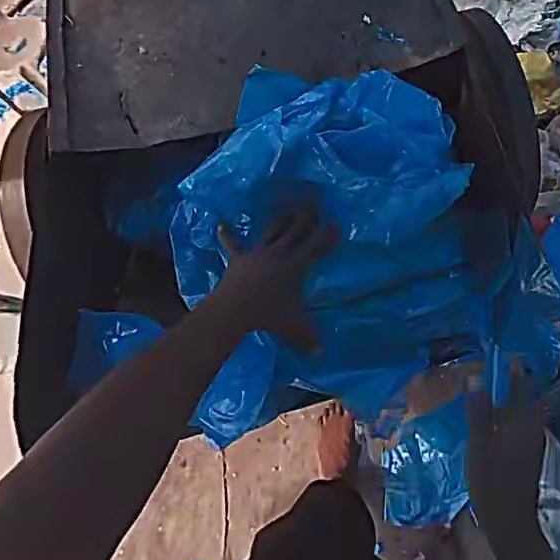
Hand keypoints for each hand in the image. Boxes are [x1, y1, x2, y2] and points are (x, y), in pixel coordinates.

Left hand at [207, 208, 335, 352]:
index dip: (328, 234)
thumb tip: (320, 359)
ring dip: (280, 219)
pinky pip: (233, 245)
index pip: (318, 246)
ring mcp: (258, 253)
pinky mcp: (238, 259)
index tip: (337, 222)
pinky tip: (222, 224)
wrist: (234, 310)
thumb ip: (309, 341)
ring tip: (286, 207)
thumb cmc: (269, 316)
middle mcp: (280, 253)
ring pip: (272, 231)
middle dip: (307, 216)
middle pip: (297, 230)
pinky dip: (228, 235)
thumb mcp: (294, 328)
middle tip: (314, 201)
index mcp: (297, 265)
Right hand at [467, 370, 546, 540]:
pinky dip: (521, 414)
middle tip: (512, 366)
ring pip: (532, 410)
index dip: (517, 368)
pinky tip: (508, 418)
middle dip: (523, 381)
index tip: (512, 354)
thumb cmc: (490, 481)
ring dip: (523, 397)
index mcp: (520, 419)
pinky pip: (530, 423)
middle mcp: (534, 426)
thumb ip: (479, 410)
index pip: (521, 385)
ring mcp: (536, 441)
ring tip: (508, 388)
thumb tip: (477, 376)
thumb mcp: (478, 443)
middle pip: (531, 396)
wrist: (512, 522)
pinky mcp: (534, 454)